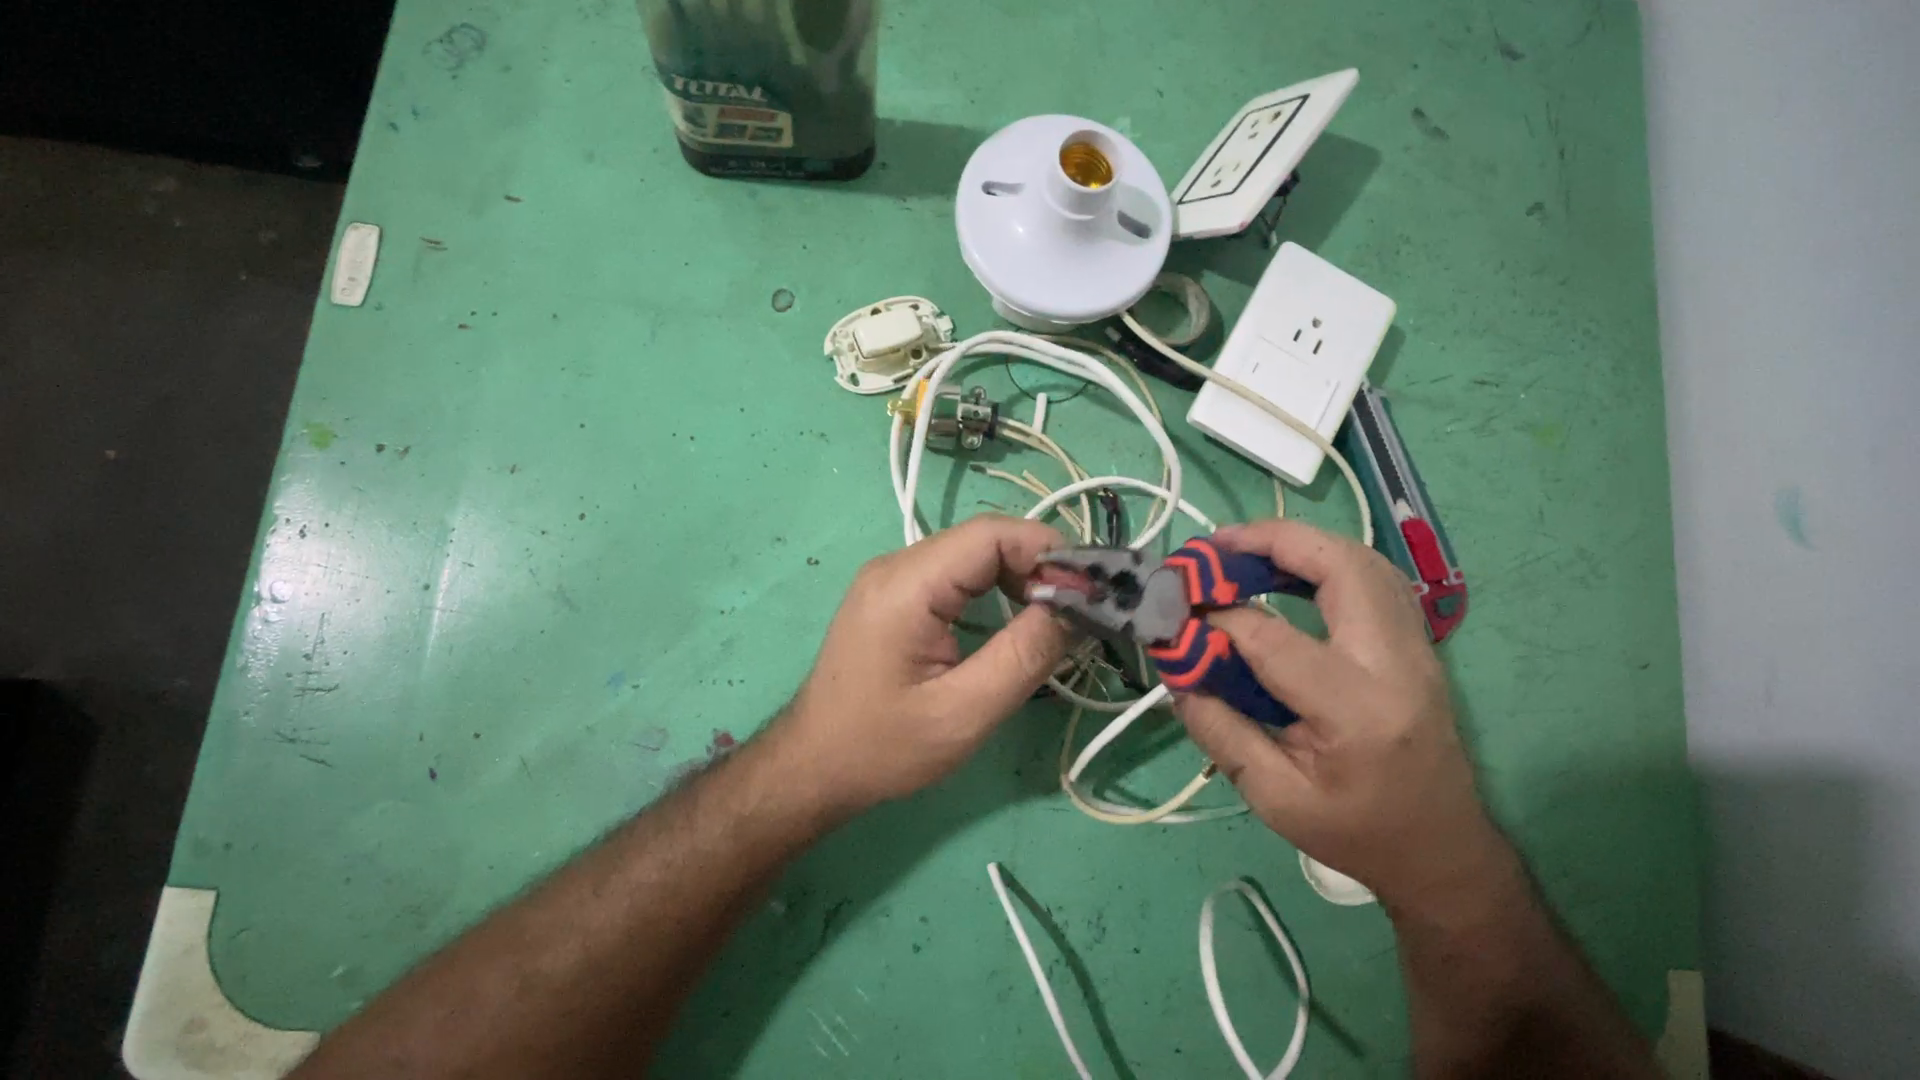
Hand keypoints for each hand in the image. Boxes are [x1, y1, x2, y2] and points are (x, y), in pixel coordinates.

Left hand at [771, 515, 1073, 814]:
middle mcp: (896, 566)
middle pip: (984, 540)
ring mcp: (892, 579)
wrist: (813, 767)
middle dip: (1039, 567)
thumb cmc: (884, 747)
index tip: (1087, 593)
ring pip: (973, 555)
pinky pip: (956, 575)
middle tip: (1078, 613)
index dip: (1047, 552)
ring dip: (1020, 579)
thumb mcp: (964, 713)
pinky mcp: (895, 597)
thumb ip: (1024, 656)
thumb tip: (1076, 608)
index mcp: (906, 585)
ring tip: (1053, 621)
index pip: (990, 534)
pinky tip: (1015, 624)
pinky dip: (995, 591)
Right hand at [1174, 520, 1512, 911]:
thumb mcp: (1272, 798)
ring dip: (1302, 544)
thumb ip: (1219, 730)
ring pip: (1365, 561)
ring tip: (1245, 551)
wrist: (1441, 851)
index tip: (1178, 610)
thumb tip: (1177, 670)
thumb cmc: (1355, 832)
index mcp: (1356, 711)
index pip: (1274, 639)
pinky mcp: (1418, 645)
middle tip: (1215, 545)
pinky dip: (1327, 560)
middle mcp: (1395, 664)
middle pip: (1342, 567)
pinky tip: (1289, 572)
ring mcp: (1417, 648)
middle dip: (1273, 541)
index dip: (1218, 617)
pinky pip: (1375, 578)